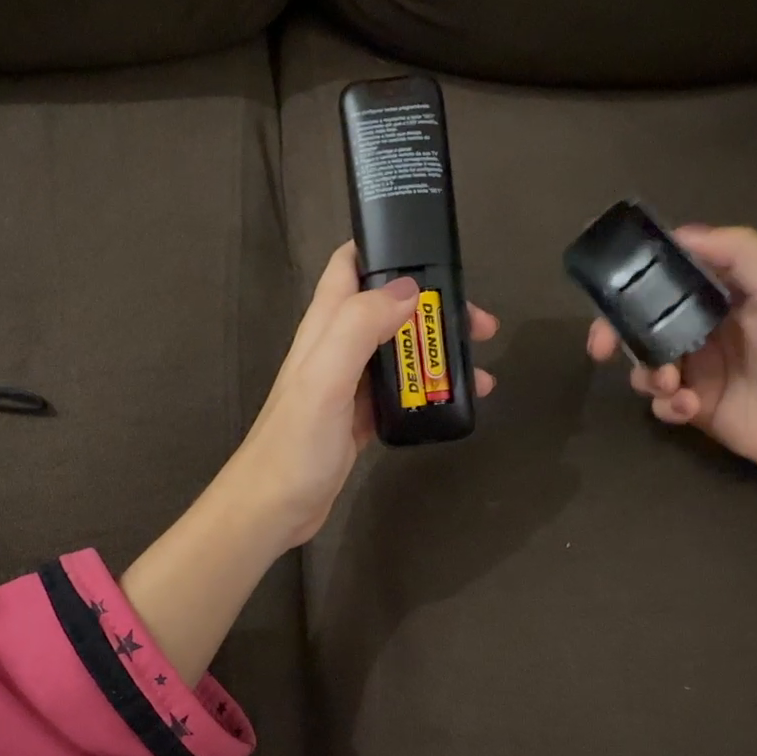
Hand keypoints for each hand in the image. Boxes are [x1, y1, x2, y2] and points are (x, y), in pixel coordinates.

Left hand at [220, 240, 497, 548]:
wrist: (274, 509)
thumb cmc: (296, 444)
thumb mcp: (326, 378)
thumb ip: (359, 326)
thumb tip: (410, 289)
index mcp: (324, 326)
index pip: (350, 264)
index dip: (385, 247)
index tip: (433, 248)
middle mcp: (337, 346)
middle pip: (389, 307)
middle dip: (434, 306)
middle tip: (480, 324)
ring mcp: (349, 383)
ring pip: (400, 348)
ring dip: (439, 349)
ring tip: (482, 370)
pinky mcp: (360, 416)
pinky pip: (402, 389)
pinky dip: (431, 386)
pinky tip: (459, 399)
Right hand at [587, 226, 756, 484]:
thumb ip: (737, 252)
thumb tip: (679, 234)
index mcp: (727, 293)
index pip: (669, 276)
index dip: (634, 282)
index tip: (608, 294)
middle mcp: (708, 327)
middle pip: (645, 322)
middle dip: (617, 333)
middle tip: (600, 349)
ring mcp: (702, 370)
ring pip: (647, 363)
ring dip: (647, 372)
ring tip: (670, 385)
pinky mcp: (698, 408)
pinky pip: (662, 402)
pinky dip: (666, 404)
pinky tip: (689, 409)